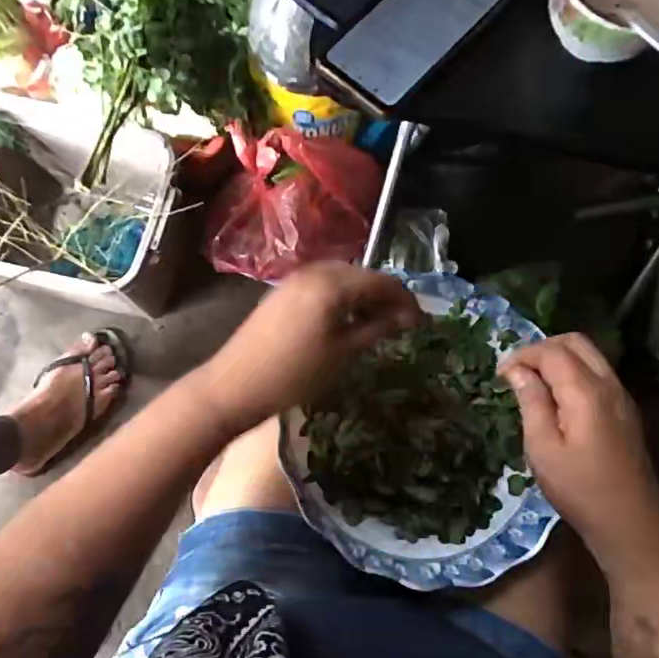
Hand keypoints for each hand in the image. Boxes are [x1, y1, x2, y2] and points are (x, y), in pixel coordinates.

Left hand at [194, 262, 421, 433]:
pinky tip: (348, 321)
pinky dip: (343, 299)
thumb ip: (378, 327)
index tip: (422, 323)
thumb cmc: (296, 373)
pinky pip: (324, 286)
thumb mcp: (344, 352)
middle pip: (363, 275)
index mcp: (333, 284)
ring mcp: (296, 279)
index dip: (406, 301)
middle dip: (387, 297)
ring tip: (379, 325)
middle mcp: (315, 271)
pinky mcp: (284, 292)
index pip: (383, 282)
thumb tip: (408, 316)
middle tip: (403, 324)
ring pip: (343, 279)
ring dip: (365, 297)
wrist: (235, 385)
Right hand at [499, 334, 658, 557]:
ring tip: (535, 383)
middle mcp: (609, 384)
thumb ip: (532, 403)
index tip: (500, 375)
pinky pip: (599, 374)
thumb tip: (518, 371)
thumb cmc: (580, 490)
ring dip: (561, 358)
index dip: (522, 355)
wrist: (630, 521)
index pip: (552, 352)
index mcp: (587, 392)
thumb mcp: (543, 450)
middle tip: (518, 372)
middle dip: (543, 348)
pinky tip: (559, 399)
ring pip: (591, 355)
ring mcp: (622, 396)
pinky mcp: (627, 411)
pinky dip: (575, 372)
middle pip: (576, 342)